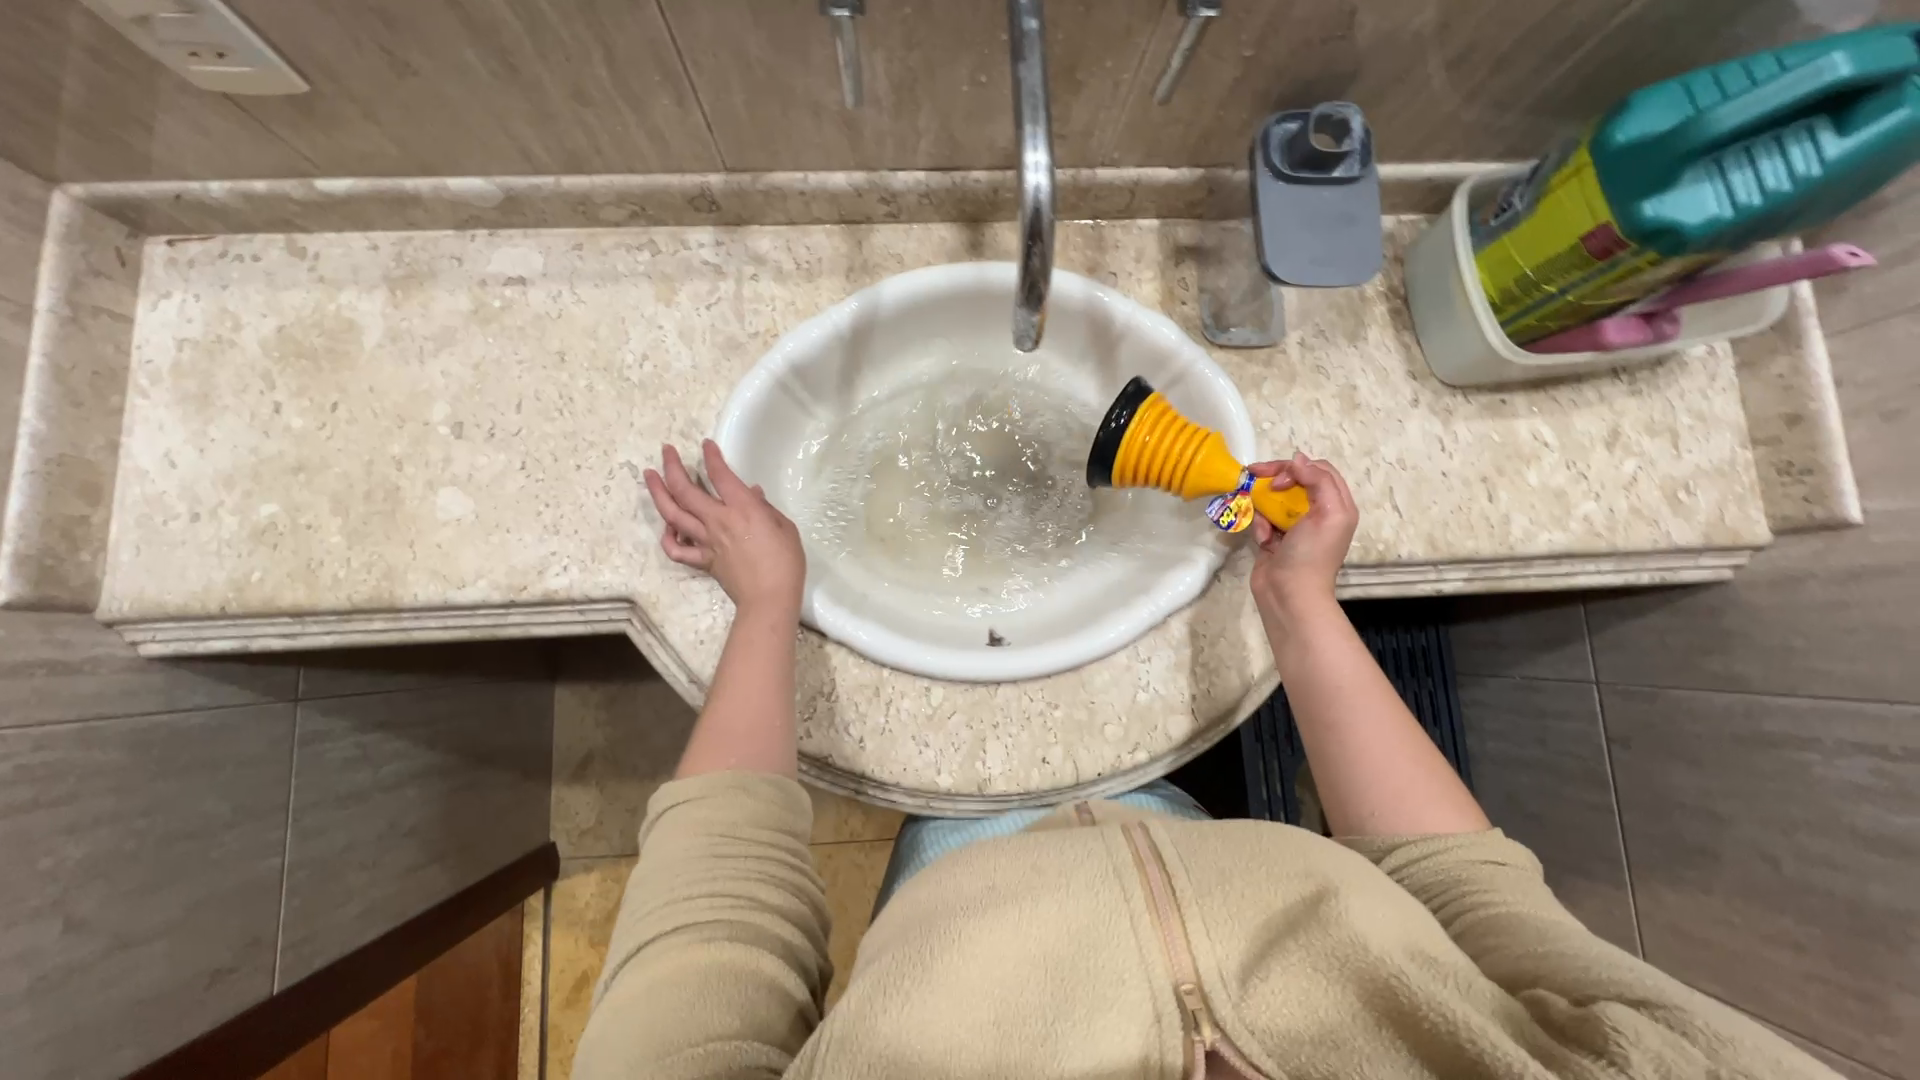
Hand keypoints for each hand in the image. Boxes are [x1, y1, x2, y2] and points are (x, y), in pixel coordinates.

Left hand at [643, 439, 805, 619]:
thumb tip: (751, 494)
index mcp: (742, 509)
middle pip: (685, 490)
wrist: (769, 598)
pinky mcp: (702, 561)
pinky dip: (667, 537)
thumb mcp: (784, 527)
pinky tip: (668, 526)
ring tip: (650, 476)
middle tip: (666, 451)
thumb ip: (764, 508)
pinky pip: (676, 549)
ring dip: (658, 492)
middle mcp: (717, 521)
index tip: (705, 445)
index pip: (720, 475)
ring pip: (673, 514)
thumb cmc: (785, 562)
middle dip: (673, 466)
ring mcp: (706, 541)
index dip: (711, 456)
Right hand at [1247, 453, 1357, 622]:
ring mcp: (1295, 526)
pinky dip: (1259, 526)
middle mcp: (1318, 512)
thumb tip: (1298, 459)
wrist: (1289, 593)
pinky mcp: (1275, 538)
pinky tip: (1263, 540)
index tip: (1278, 479)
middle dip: (1274, 479)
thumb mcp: (1327, 512)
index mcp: (1337, 505)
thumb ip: (1318, 480)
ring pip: (1275, 498)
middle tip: (1252, 477)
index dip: (1297, 467)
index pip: (1318, 470)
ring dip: (1264, 506)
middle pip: (1295, 480)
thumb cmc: (1311, 553)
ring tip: (1265, 525)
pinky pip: (1263, 519)